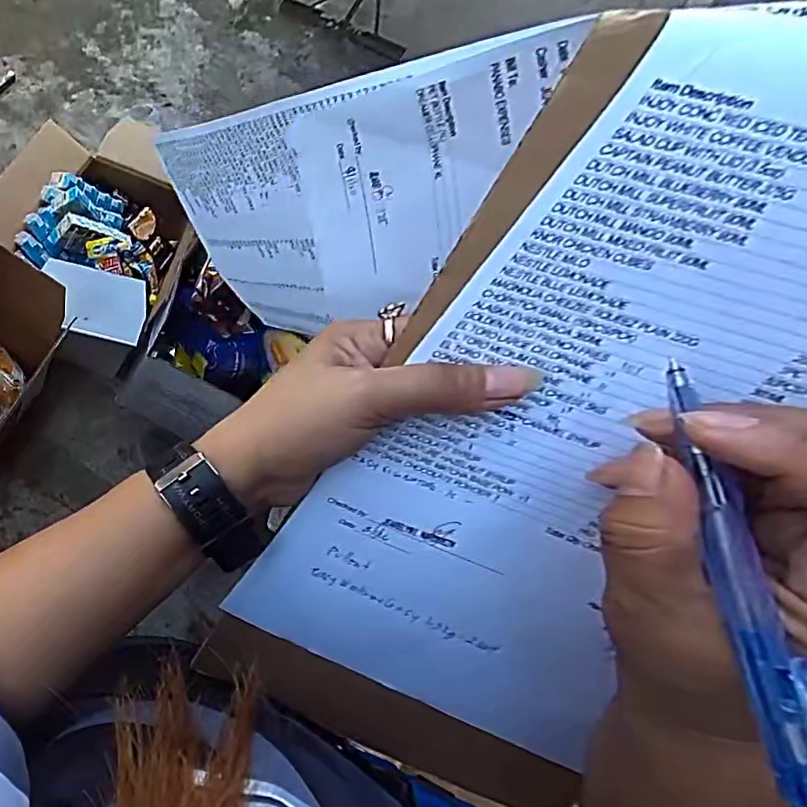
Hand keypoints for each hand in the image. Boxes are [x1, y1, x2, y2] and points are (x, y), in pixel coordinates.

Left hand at [194, 319, 537, 508]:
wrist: (245, 476)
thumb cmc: (294, 424)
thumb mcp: (366, 396)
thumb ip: (438, 386)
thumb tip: (521, 377)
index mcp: (362, 340)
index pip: (438, 329)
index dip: (488, 340)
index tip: (551, 350)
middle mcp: (367, 368)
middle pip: (437, 373)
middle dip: (485, 387)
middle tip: (561, 396)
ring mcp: (366, 408)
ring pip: (428, 411)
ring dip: (467, 423)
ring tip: (542, 430)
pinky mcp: (365, 443)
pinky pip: (412, 440)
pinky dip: (441, 448)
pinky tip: (489, 460)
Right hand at [589, 405, 806, 738]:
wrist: (705, 689)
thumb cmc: (689, 668)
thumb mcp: (656, 617)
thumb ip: (651, 544)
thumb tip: (641, 460)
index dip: (798, 451)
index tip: (692, 430)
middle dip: (766, 433)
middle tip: (661, 430)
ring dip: (746, 434)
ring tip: (660, 444)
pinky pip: (806, 453)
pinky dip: (737, 444)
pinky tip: (684, 454)